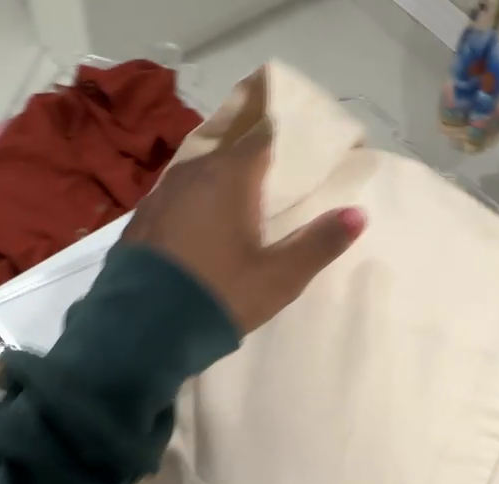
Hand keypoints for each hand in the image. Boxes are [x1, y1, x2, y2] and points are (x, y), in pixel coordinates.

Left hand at [123, 122, 365, 335]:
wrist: (142, 331)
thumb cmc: (218, 296)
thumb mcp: (278, 278)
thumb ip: (318, 244)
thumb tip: (359, 213)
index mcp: (229, 174)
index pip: (266, 137)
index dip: (290, 143)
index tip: (307, 158)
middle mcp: (191, 172)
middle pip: (231, 156)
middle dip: (256, 169)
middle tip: (278, 191)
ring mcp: (159, 195)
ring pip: (200, 179)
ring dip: (221, 191)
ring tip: (241, 214)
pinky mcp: (140, 222)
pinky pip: (176, 203)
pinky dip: (193, 211)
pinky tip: (201, 235)